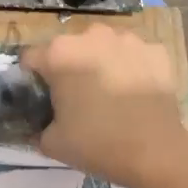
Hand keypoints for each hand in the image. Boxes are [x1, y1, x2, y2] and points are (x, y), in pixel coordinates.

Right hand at [22, 25, 187, 187]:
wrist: (154, 152)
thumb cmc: (96, 144)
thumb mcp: (52, 143)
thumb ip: (37, 128)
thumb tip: (38, 126)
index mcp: (60, 54)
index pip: (31, 59)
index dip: (32, 81)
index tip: (42, 101)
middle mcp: (92, 35)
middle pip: (69, 48)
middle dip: (68, 69)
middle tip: (75, 102)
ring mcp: (128, 39)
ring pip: (102, 48)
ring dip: (100, 65)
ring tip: (108, 97)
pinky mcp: (156, 50)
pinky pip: (133, 56)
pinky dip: (130, 69)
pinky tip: (133, 95)